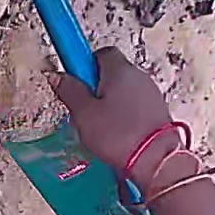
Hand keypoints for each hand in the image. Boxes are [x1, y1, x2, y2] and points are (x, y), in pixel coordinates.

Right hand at [52, 46, 178, 183]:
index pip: (101, 52)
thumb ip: (69, 90)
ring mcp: (151, 93)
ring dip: (109, 100)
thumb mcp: (83, 112)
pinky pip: (134, 104)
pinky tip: (114, 131)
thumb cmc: (117, 134)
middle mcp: (139, 76)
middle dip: (96, 84)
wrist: (156, 161)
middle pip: (112, 71)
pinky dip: (122, 112)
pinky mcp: (157, 111)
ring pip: (123, 89)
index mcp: (120, 70)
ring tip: (98, 123)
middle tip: (82, 106)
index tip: (75, 79)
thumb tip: (56, 75)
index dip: (85, 63)